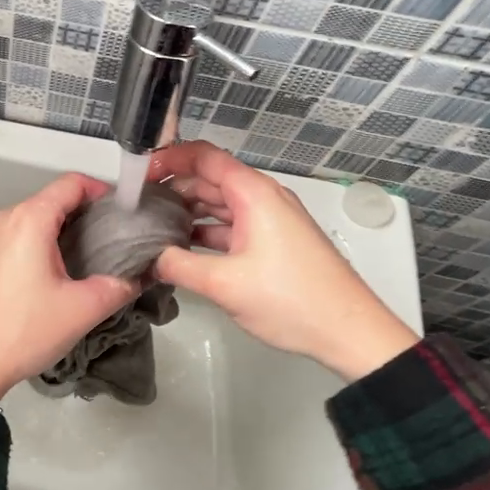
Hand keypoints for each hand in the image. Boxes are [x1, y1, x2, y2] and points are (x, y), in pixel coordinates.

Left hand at [0, 173, 140, 400]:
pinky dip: (45, 241)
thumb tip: (141, 274)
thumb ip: (119, 286)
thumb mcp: (83, 309)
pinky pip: (22, 234)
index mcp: (30, 219)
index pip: (72, 183)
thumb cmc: (26, 329)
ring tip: (95, 255)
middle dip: (87, 212)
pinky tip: (62, 269)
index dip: (102, 191)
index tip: (125, 213)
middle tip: (117, 238)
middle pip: (54, 198)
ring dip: (66, 228)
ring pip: (38, 217)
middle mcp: (8, 217)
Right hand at [149, 141, 418, 382]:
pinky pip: (233, 224)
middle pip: (209, 178)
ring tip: (153, 227)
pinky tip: (183, 248)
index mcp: (254, 194)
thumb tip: (149, 258)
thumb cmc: (293, 300)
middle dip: (173, 189)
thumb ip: (178, 265)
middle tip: (138, 207)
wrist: (351, 333)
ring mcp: (271, 219)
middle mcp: (263, 198)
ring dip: (188, 211)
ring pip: (220, 203)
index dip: (169, 159)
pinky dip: (207, 230)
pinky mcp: (274, 241)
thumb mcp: (224, 284)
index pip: (203, 156)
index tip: (140, 175)